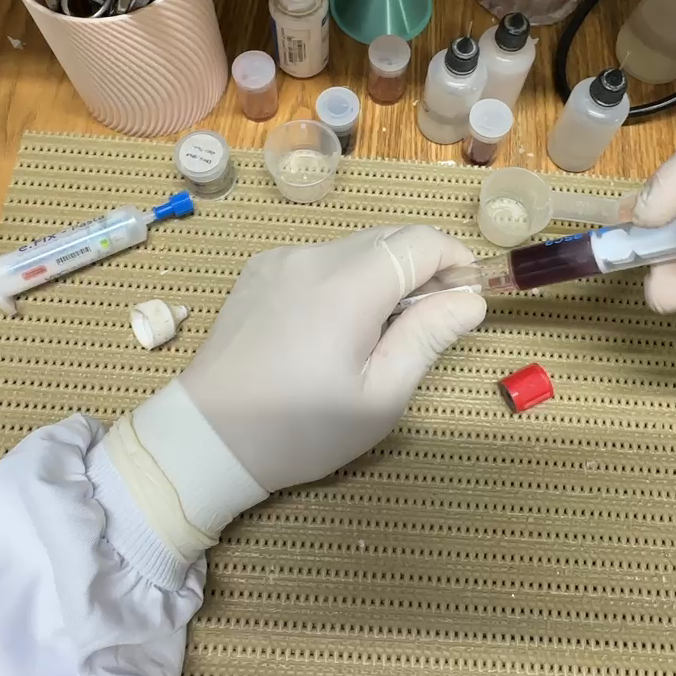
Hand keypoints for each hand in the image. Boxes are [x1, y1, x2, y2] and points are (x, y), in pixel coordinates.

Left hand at [177, 225, 486, 489]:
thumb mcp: (379, 397)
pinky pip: (320, 259)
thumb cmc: (301, 430)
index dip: (455, 258)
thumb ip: (428, 336)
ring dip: (383, 273)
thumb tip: (470, 298)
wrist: (205, 438)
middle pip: (389, 237)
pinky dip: (345, 277)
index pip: (421, 240)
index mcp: (348, 284)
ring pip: (355, 246)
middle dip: (422, 266)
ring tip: (380, 328)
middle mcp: (313, 255)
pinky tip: (334, 324)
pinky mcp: (260, 269)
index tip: (466, 295)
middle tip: (430, 318)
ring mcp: (282, 258)